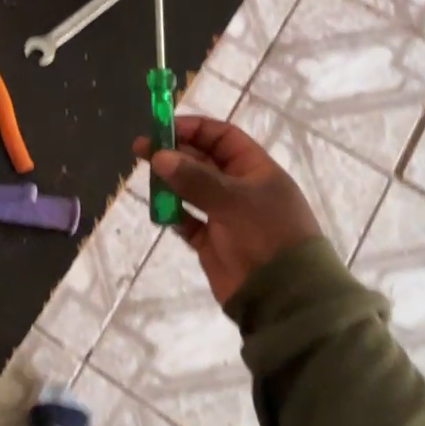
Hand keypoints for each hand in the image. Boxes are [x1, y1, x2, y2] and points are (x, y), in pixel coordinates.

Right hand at [133, 116, 323, 303]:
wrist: (284, 297)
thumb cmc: (267, 236)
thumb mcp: (234, 201)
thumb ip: (195, 178)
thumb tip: (159, 157)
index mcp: (255, 170)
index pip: (222, 137)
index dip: (194, 129)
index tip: (163, 128)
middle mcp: (240, 188)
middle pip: (202, 160)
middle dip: (173, 153)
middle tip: (140, 149)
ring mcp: (225, 215)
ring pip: (191, 189)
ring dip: (169, 182)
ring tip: (145, 178)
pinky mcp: (212, 241)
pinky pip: (186, 220)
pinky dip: (172, 214)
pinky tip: (159, 210)